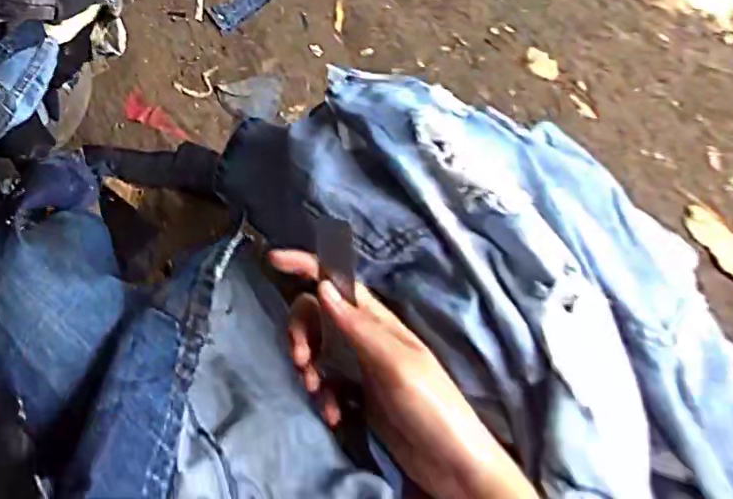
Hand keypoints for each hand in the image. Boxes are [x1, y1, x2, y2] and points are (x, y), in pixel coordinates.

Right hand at [268, 250, 536, 498]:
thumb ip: (357, 326)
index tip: (274, 259)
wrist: (459, 473)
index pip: (335, 279)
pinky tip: (333, 415)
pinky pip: (327, 384)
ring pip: (317, 348)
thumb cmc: (434, 408)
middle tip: (302, 360)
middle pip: (316, 314)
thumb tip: (321, 286)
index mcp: (376, 319)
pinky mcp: (360, 397)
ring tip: (317, 392)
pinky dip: (322, 396)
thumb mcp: (396, 364)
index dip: (304, 264)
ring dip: (309, 366)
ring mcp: (362, 366)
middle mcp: (365, 336)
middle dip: (300, 331)